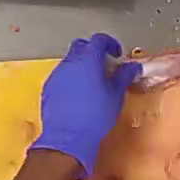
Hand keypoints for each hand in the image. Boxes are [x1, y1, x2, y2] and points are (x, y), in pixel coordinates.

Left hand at [31, 33, 141, 178]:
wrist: (67, 139)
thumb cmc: (96, 117)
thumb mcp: (116, 96)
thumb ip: (123, 76)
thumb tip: (132, 67)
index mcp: (88, 60)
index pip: (99, 40)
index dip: (110, 43)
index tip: (116, 54)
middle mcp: (69, 63)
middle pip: (81, 46)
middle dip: (93, 52)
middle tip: (104, 66)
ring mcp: (56, 75)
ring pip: (70, 61)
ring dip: (81, 66)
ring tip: (92, 82)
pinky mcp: (48, 88)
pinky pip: (61, 76)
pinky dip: (71, 79)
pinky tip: (78, 95)